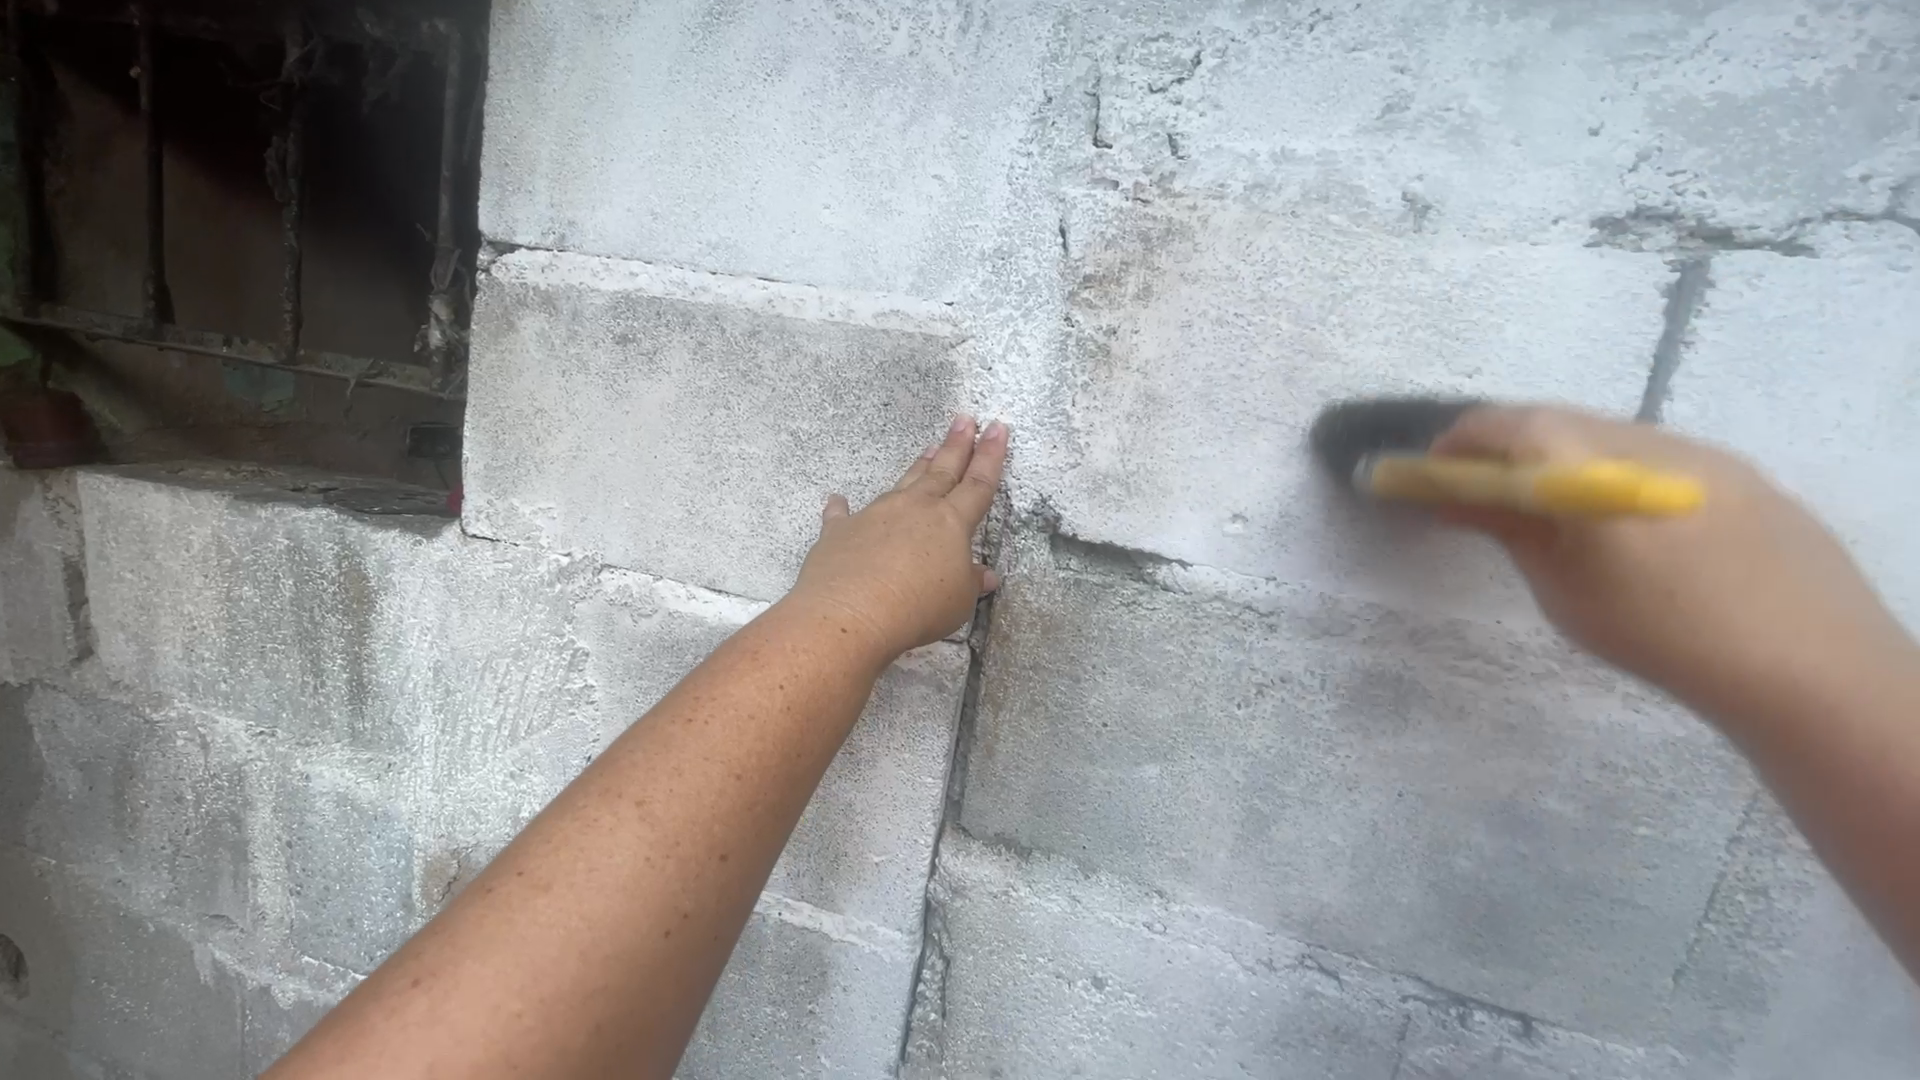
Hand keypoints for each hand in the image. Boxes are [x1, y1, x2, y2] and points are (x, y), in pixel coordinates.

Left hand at [787, 415, 1008, 664]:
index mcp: (950, 523)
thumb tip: (985, 575)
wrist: (851, 612)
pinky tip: (837, 499)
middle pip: (942, 472)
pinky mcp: (840, 530)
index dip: (991, 456)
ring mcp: (875, 515)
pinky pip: (842, 514)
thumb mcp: (958, 602)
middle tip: (965, 420)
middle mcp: (914, 509)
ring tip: (928, 450)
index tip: (998, 428)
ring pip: (902, 484)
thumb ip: (970, 583)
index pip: (978, 484)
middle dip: (957, 445)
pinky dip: (841, 507)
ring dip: (917, 467)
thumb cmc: (917, 608)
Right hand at [1432, 405, 1910, 722]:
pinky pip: (1648, 449)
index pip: (1508, 425)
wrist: (1806, 665)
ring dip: (1554, 453)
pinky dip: (1604, 465)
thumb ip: (1507, 528)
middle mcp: (1647, 441)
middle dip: (1501, 443)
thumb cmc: (1656, 632)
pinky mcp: (1737, 468)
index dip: (1459, 440)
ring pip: (1601, 431)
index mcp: (1594, 471)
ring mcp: (1700, 450)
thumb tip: (1454, 498)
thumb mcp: (1559, 585)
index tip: (1433, 470)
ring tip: (1542, 503)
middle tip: (1477, 486)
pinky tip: (1612, 515)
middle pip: (1553, 419)